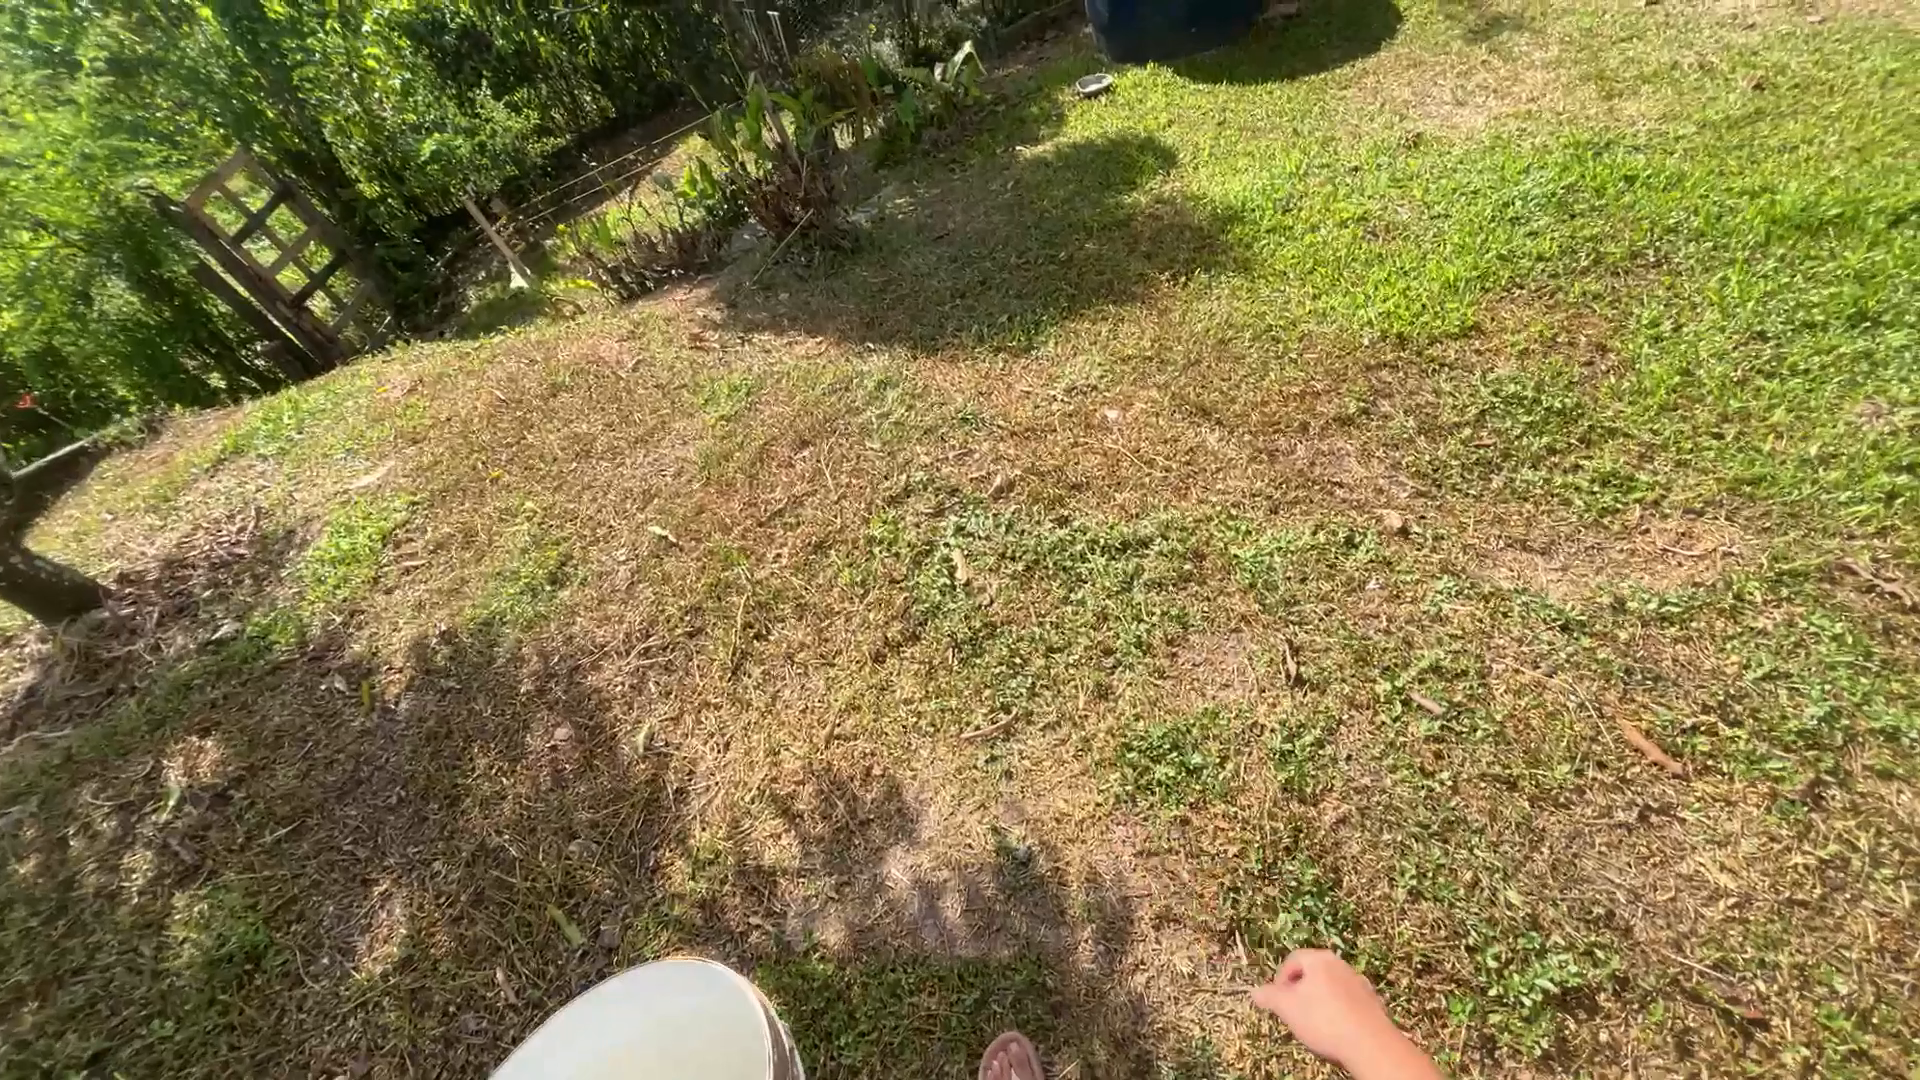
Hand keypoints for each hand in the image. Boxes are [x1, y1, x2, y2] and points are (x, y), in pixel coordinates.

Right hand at [1251, 950, 1439, 1078]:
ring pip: (1331, 989)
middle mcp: (1340, 965)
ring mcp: (1360, 984)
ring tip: (1315, 1024)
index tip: (1277, 1000)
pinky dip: (1340, 1013)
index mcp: (1319, 959)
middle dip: (1301, 992)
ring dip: (1321, 1002)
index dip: (1280, 980)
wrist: (1371, 1047)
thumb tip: (1255, 991)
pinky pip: (1349, 1004)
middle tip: (1294, 1012)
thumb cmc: (1324, 1020)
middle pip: (1312, 974)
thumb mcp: (1286, 1008)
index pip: (1291, 961)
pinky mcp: (1374, 1005)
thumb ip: (1268, 996)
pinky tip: (1337, 1030)